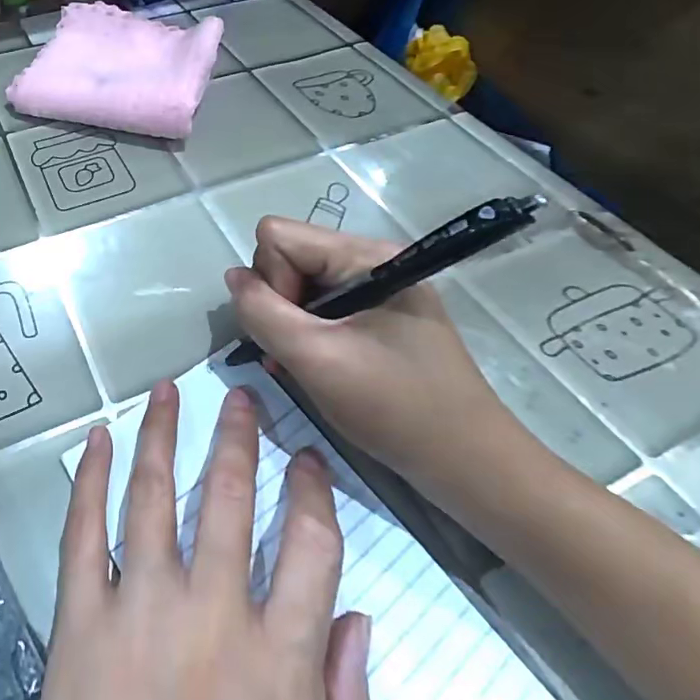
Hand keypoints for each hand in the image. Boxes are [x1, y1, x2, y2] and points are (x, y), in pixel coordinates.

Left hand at [38, 381, 373, 699]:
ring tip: (168, 391)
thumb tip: (361, 621)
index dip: (313, 493)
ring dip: (162, 435)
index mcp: (278, 658)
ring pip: (155, 497)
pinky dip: (91, 479)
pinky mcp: (79, 617)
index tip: (307, 458)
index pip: (311, 548)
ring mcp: (141, 608)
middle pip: (231, 501)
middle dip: (239, 440)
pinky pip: (83, 532)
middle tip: (241, 398)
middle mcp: (214, 614)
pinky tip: (98, 438)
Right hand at [223, 217, 519, 481]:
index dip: (270, 281)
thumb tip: (233, 277)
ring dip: (289, 323)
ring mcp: (374, 286)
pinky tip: (318, 364)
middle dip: (278, 302)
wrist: (467, 462)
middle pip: (286, 256)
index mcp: (365, 256)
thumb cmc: (395, 407)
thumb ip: (263, 313)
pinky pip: (319, 304)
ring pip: (298, 282)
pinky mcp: (375, 312)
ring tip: (308, 364)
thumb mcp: (316, 359)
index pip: (277, 237)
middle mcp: (369, 259)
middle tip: (299, 351)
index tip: (295, 330)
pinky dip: (306, 333)